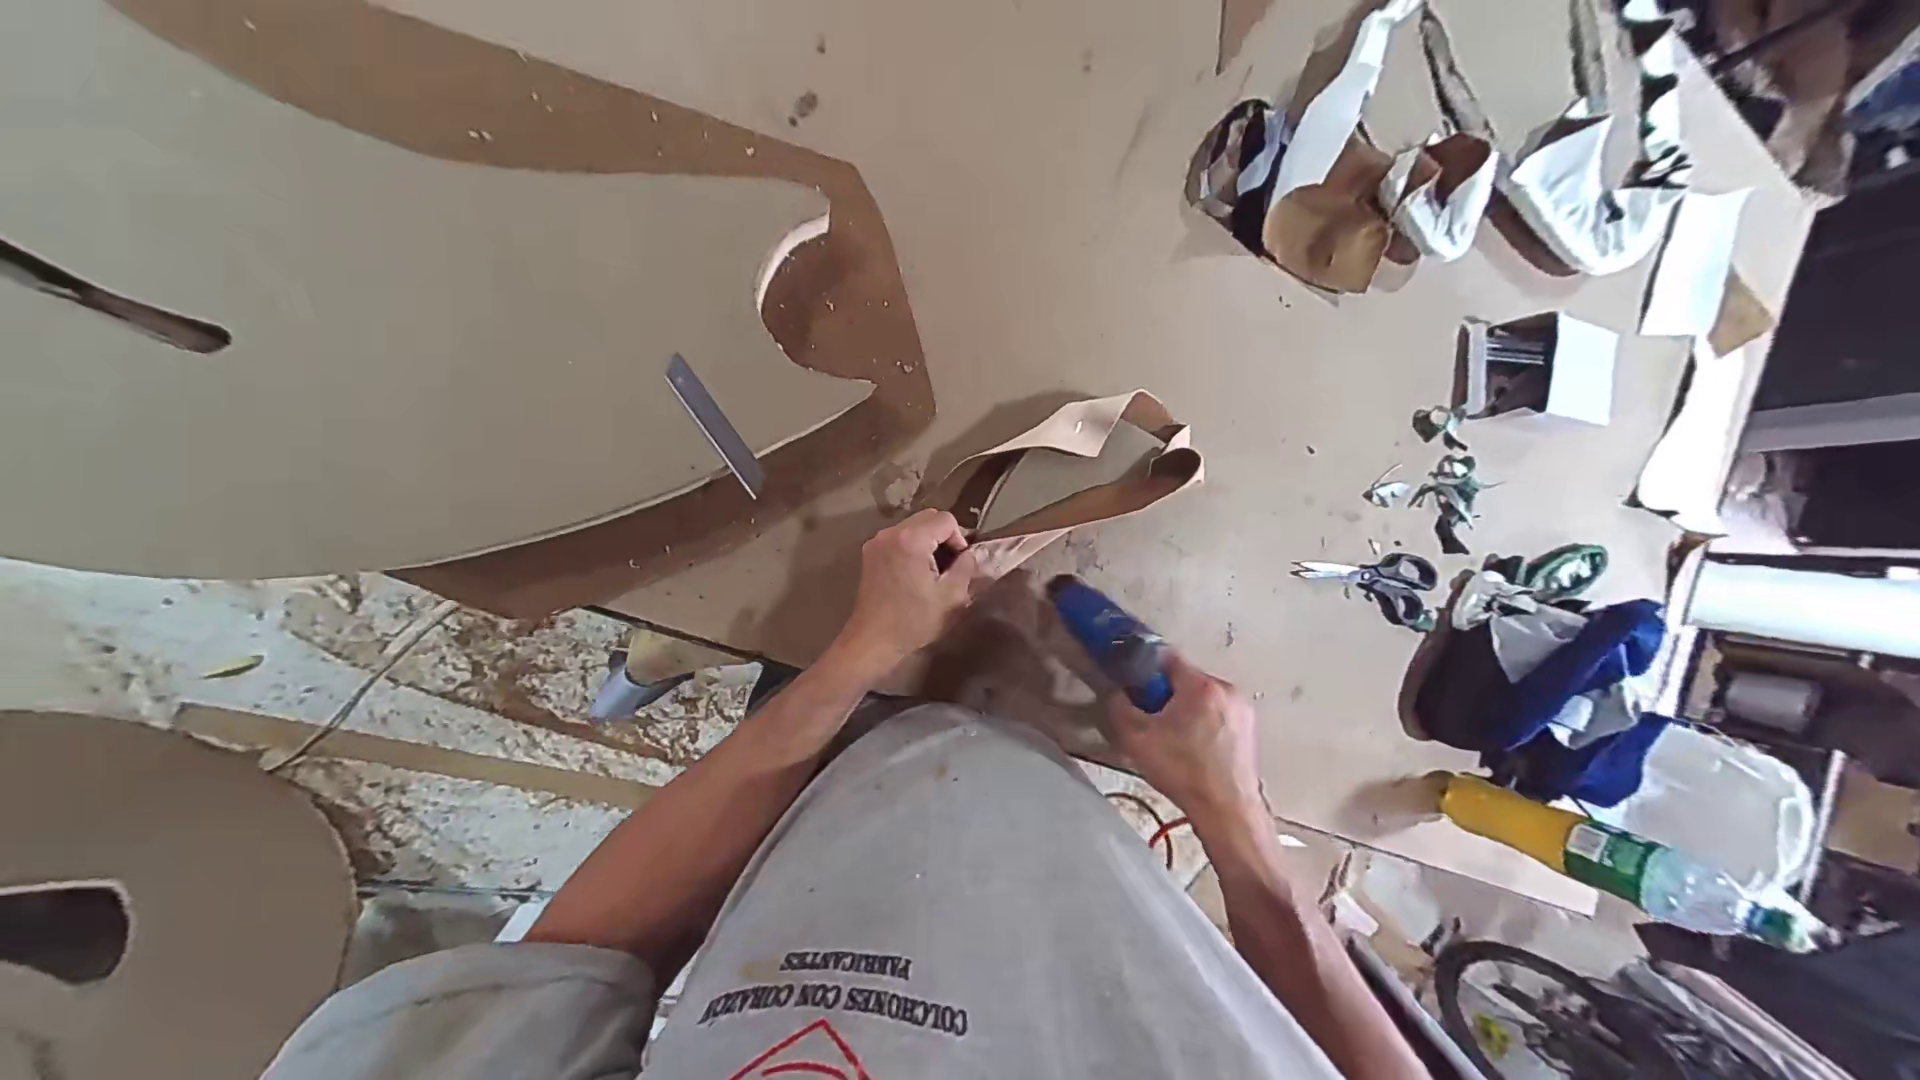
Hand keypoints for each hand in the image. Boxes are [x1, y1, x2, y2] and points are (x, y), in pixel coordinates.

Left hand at [829, 509, 985, 676]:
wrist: (873, 640)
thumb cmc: (913, 620)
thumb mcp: (951, 596)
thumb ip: (966, 567)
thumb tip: (969, 554)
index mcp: (911, 539)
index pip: (946, 520)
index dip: (959, 539)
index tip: (959, 564)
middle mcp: (891, 533)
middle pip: (928, 517)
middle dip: (944, 537)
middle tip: (949, 566)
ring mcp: (876, 541)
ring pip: (913, 526)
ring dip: (928, 541)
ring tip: (932, 571)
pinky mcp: (870, 553)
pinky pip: (899, 537)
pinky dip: (912, 546)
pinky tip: (914, 573)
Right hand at [1103, 653, 1264, 824]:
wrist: (1227, 811)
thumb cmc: (1184, 772)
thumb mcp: (1136, 737)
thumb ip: (1118, 705)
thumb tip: (1113, 690)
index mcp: (1200, 685)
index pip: (1166, 656)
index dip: (1144, 668)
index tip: (1134, 685)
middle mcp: (1226, 689)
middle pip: (1184, 677)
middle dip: (1164, 692)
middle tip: (1151, 718)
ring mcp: (1241, 709)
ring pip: (1201, 696)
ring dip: (1184, 708)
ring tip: (1171, 737)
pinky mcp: (1248, 728)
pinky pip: (1217, 712)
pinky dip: (1202, 721)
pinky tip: (1191, 747)